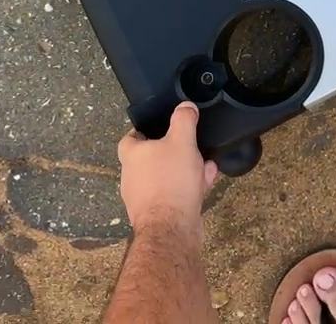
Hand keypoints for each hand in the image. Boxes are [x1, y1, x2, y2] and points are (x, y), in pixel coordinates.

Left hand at [117, 102, 218, 238]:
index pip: (129, 138)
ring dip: (184, 168)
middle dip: (172, 150)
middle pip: (150, 158)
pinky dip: (187, 186)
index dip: (143, 130)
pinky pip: (173, 193)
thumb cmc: (171, 180)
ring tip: (204, 164)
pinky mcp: (158, 214)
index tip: (160, 125)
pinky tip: (205, 181)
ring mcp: (144, 199)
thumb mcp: (182, 140)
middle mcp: (132, 178)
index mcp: (132, 157)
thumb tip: (185, 106)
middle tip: (189, 144)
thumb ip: (184, 119)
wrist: (172, 229)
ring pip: (165, 175)